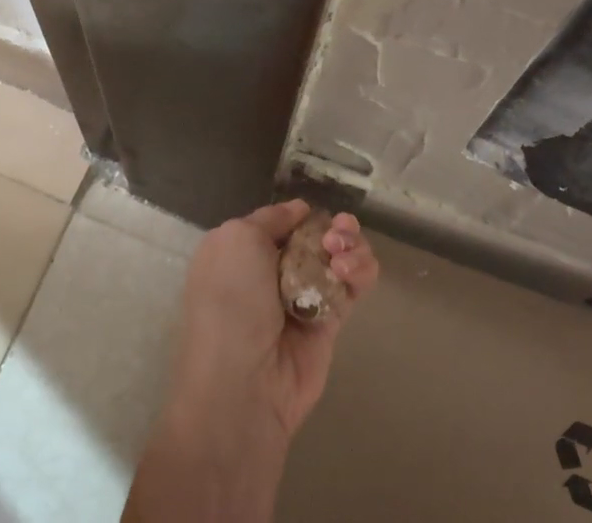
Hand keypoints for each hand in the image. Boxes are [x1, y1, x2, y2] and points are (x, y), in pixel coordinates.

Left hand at [171, 200, 379, 437]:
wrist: (243, 381)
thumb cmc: (230, 301)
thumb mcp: (235, 240)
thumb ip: (269, 219)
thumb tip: (298, 211)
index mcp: (238, 252)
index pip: (278, 223)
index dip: (297, 215)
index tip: (310, 214)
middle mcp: (269, 273)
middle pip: (314, 237)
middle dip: (331, 229)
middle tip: (334, 239)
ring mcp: (303, 297)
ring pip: (339, 259)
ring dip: (351, 248)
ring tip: (342, 259)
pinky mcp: (331, 322)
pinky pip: (353, 287)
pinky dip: (361, 273)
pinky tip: (352, 273)